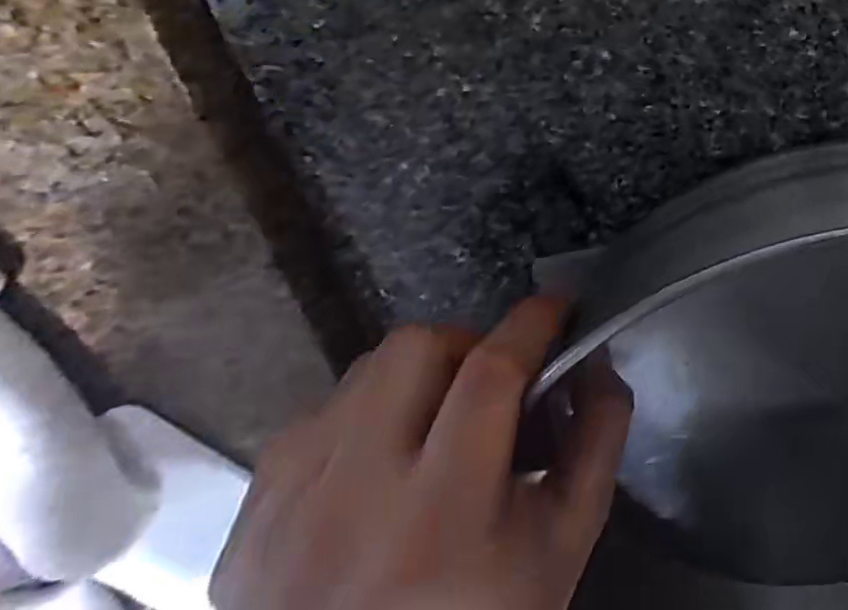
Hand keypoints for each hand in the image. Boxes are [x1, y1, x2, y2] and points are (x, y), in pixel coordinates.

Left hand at [211, 297, 633, 609]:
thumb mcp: (567, 538)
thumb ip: (597, 438)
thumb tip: (594, 361)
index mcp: (442, 511)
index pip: (489, 373)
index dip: (532, 323)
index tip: (558, 307)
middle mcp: (349, 497)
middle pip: (414, 349)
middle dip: (469, 344)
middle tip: (492, 382)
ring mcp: (286, 506)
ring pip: (362, 372)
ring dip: (417, 377)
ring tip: (437, 423)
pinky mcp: (249, 517)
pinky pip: (315, 417)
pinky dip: (363, 417)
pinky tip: (382, 463)